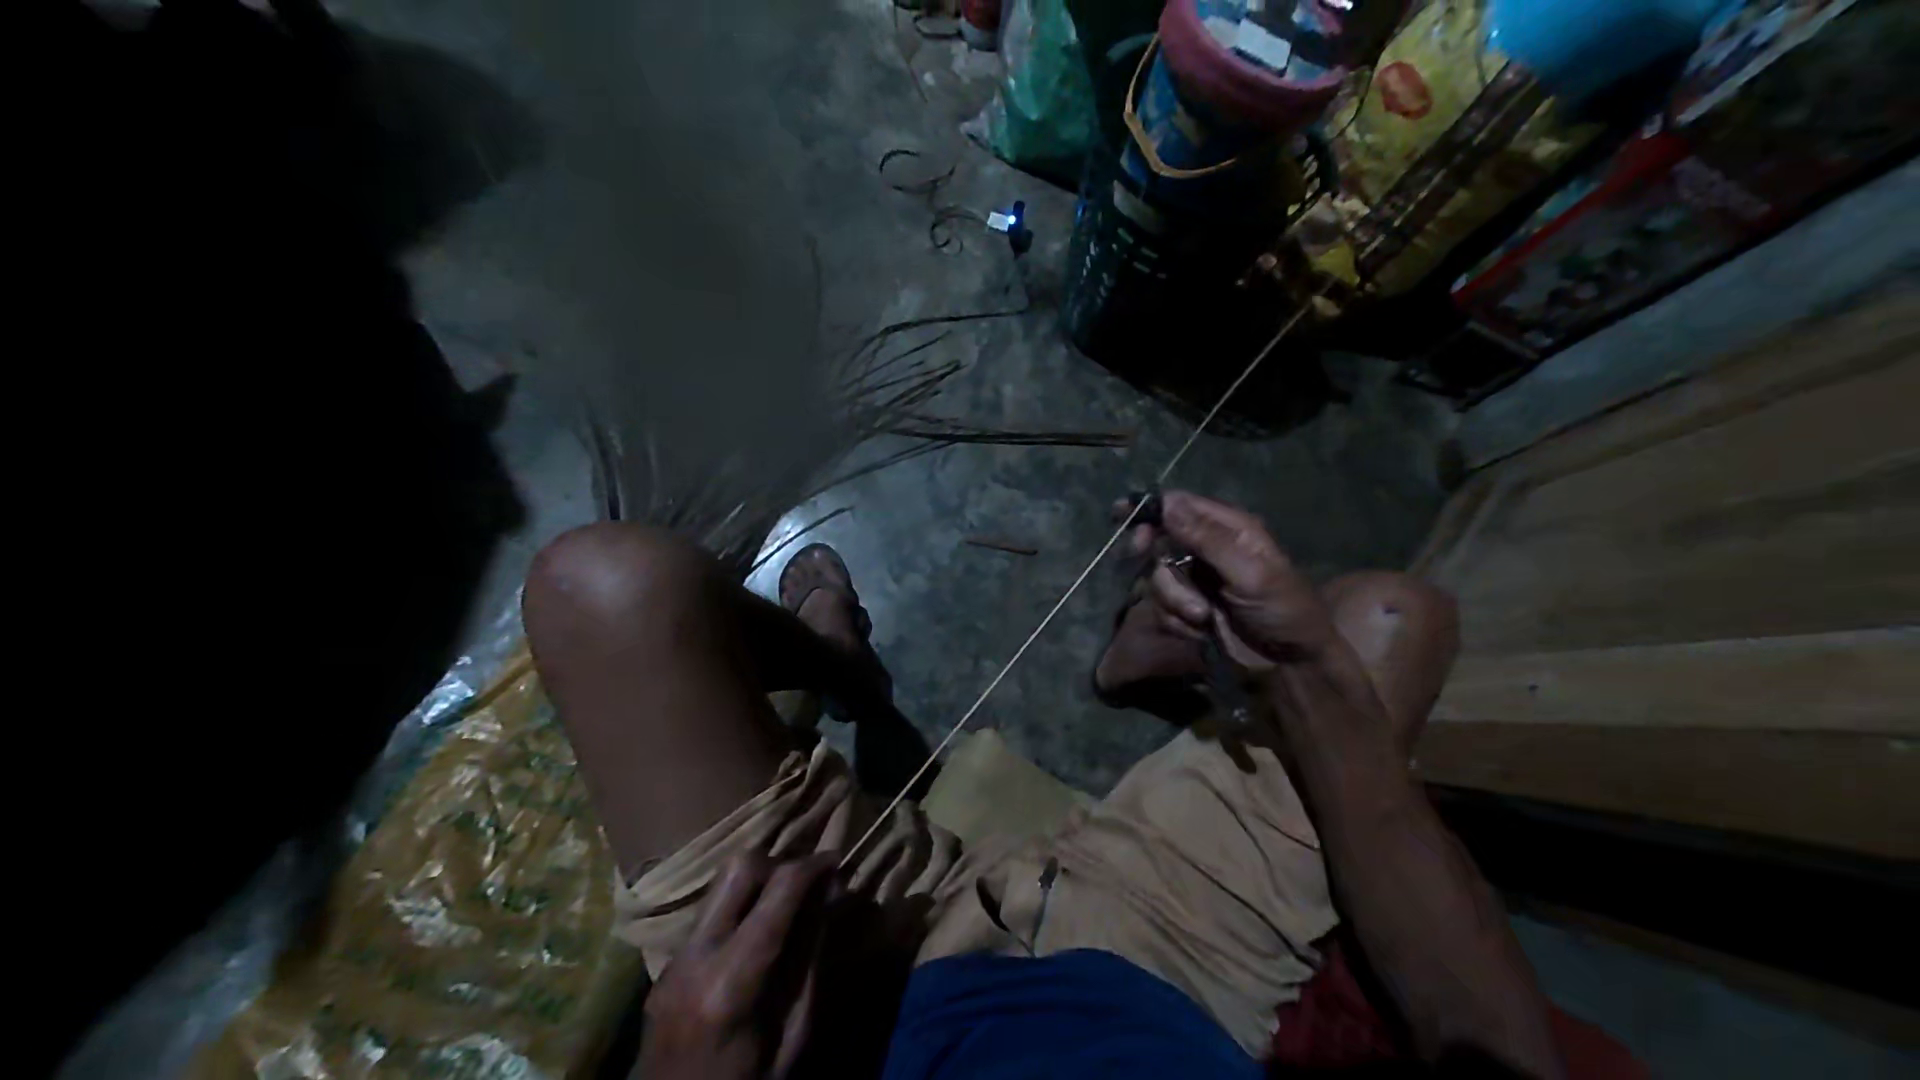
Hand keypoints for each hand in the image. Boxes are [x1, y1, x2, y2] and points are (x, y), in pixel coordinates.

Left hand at [636, 851, 837, 1079]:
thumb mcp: (792, 1039)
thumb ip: (809, 964)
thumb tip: (827, 901)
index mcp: (731, 983)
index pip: (778, 891)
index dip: (813, 867)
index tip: (837, 863)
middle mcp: (696, 956)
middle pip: (740, 868)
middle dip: (781, 863)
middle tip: (810, 882)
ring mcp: (674, 959)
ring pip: (719, 884)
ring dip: (759, 880)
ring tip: (788, 900)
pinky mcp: (666, 965)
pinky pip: (710, 912)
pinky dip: (741, 905)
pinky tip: (760, 930)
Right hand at [1125, 491, 1340, 676]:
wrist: (1290, 663)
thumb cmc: (1283, 610)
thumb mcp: (1251, 573)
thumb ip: (1207, 539)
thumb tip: (1168, 505)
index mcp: (1229, 529)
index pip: (1180, 505)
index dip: (1150, 508)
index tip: (1120, 514)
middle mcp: (1207, 549)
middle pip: (1159, 540)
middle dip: (1155, 558)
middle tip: (1146, 563)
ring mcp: (1194, 580)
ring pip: (1157, 579)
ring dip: (1175, 600)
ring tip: (1202, 616)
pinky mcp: (1186, 608)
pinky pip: (1162, 607)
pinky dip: (1177, 620)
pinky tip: (1202, 630)